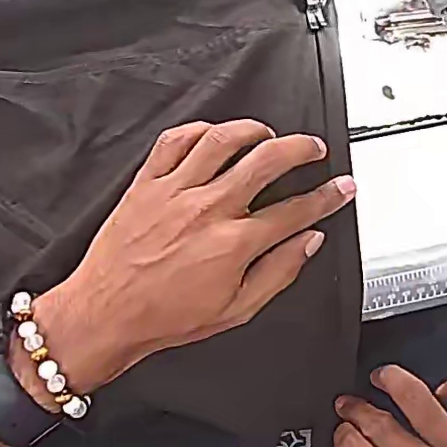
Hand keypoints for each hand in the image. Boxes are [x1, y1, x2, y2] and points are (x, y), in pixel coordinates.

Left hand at [21, 120, 354, 395]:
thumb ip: (279, 271)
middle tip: (313, 149)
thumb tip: (308, 242)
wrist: (105, 314)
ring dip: (253, 129)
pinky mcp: (146, 184)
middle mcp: (207, 210)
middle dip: (301, 149)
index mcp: (233, 244)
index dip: (327, 196)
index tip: (341, 187)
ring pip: (223, 140)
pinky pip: (174, 141)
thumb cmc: (164, 317)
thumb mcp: (236, 310)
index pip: (296, 210)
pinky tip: (212, 135)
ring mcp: (174, 192)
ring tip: (268, 134)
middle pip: (267, 161)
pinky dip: (199, 130)